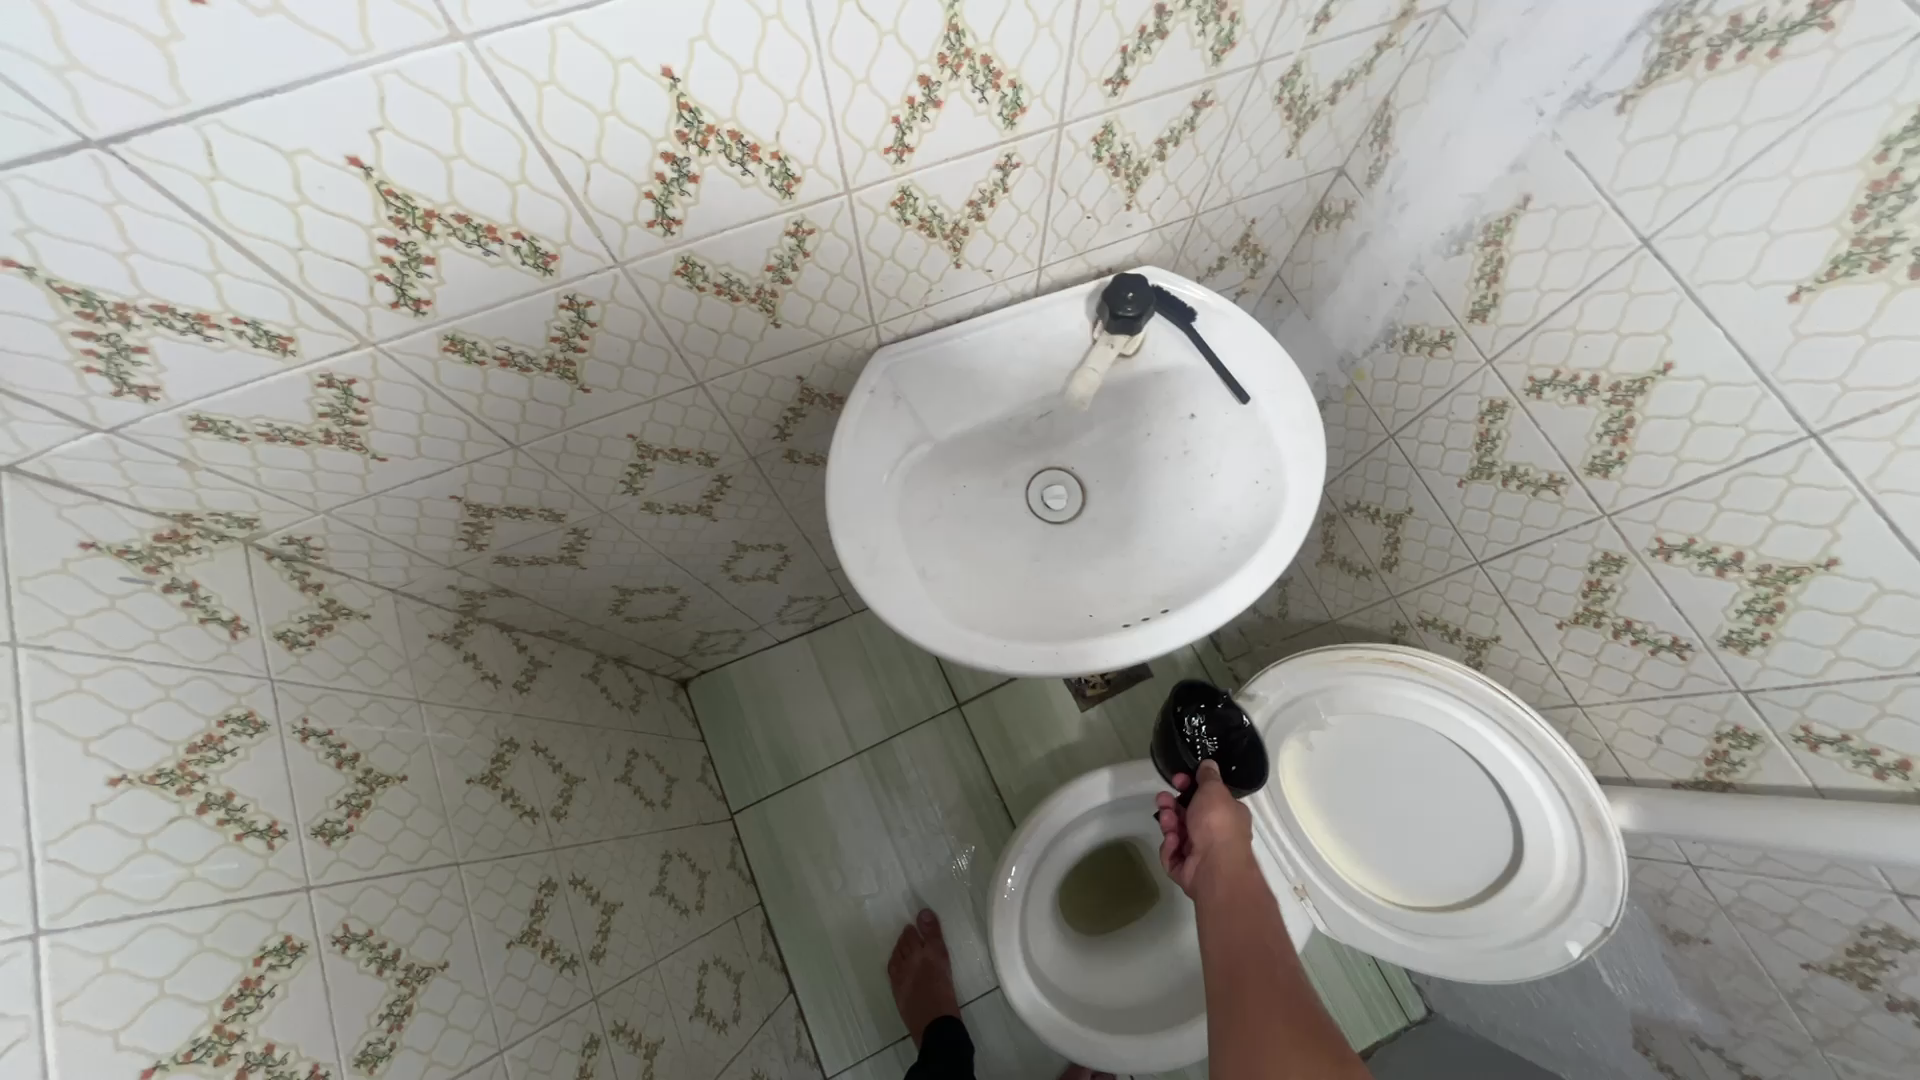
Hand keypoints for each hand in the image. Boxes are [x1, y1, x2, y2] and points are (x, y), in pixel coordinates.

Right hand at [1155, 760, 1256, 898]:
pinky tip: (1173, 842)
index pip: (1205, 797)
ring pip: (1175, 832)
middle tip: (1163, 800)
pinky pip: (1171, 853)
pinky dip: (1169, 847)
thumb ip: (1208, 776)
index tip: (1178, 780)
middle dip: (1172, 804)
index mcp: (1227, 814)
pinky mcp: (1184, 869)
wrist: (1215, 867)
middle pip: (1186, 814)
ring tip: (1168, 822)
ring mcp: (1199, 853)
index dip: (1189, 786)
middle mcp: (1214, 833)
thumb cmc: (1217, 823)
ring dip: (1169, 823)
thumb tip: (1209, 763)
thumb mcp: (1214, 790)